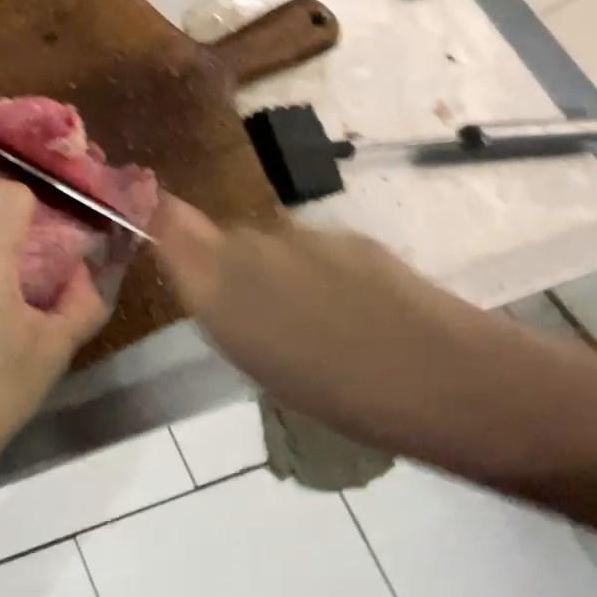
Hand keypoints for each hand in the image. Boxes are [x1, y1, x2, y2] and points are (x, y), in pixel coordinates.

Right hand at [146, 193, 476, 432]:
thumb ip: (211, 298)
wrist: (458, 385)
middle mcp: (250, 243)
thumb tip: (184, 257)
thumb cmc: (335, 388)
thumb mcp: (249, 354)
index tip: (138, 215)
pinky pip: (319, 256)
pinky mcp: (357, 244)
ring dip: (277, 276)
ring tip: (307, 328)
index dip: (151, 208)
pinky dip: (323, 281)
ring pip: (272, 249)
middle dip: (225, 263)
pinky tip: (352, 323)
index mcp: (212, 275)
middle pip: (220, 237)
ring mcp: (306, 239)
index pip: (164, 215)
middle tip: (247, 314)